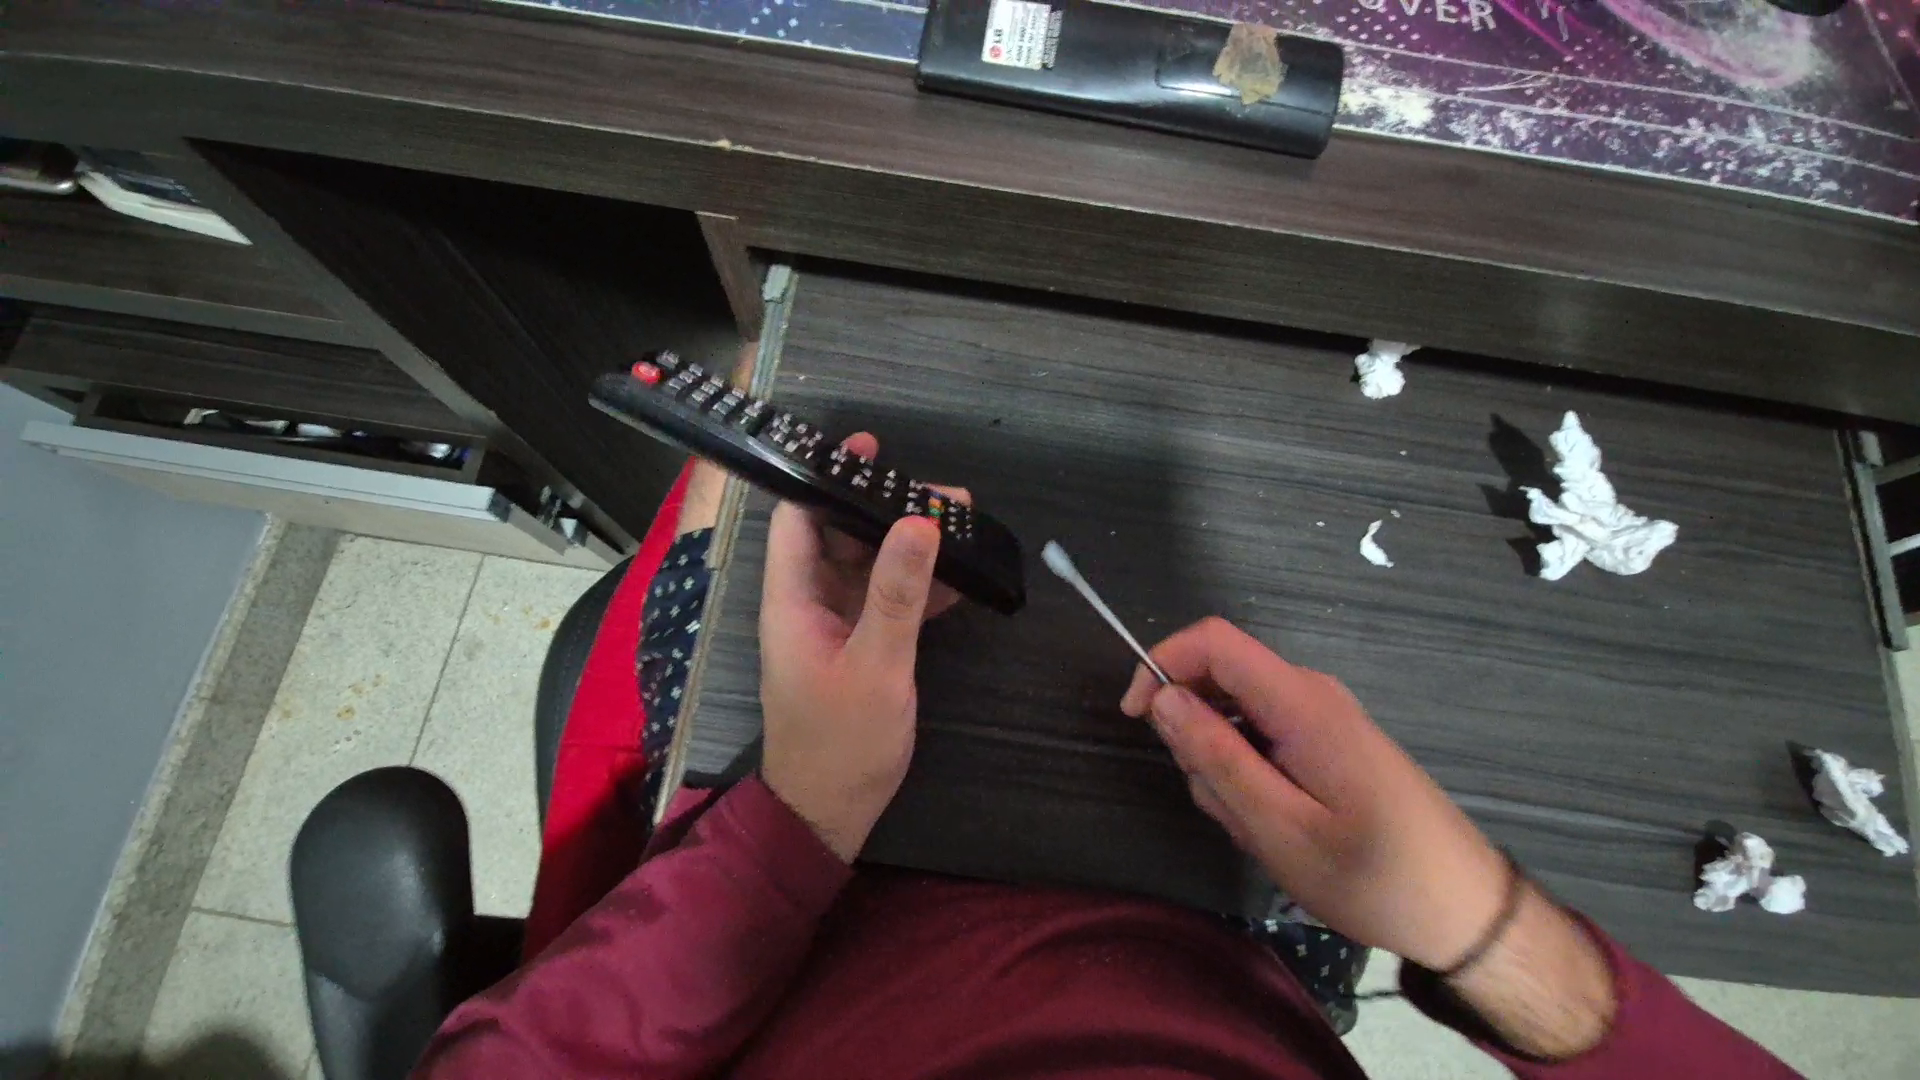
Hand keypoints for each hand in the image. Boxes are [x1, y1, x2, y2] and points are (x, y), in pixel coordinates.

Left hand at [758, 433, 964, 862]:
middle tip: (945, 494)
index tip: (871, 450)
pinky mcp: (860, 645)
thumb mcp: (876, 664)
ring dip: (910, 546)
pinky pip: (888, 601)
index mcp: (792, 598)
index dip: (827, 477)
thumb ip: (897, 593)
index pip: (798, 518)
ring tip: (963, 524)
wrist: (829, 813)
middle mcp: (808, 601)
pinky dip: (919, 586)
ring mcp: (835, 623)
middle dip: (887, 509)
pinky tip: (961, 576)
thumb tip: (920, 522)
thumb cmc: (842, 742)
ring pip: (870, 566)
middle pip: (842, 535)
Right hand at [1118, 617, 1511, 970]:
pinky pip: (1259, 738)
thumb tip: (1162, 698)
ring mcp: (1318, 717)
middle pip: (1218, 680)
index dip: (1161, 663)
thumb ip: (1217, 757)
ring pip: (1233, 716)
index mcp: (1300, 702)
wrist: (1466, 912)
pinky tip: (1272, 822)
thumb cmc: (1374, 876)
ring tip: (1259, 828)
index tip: (1136, 718)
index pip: (1212, 640)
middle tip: (1223, 806)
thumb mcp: (1280, 827)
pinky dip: (1246, 775)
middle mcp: (1308, 693)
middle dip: (1195, 736)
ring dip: (1222, 768)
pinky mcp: (1322, 742)